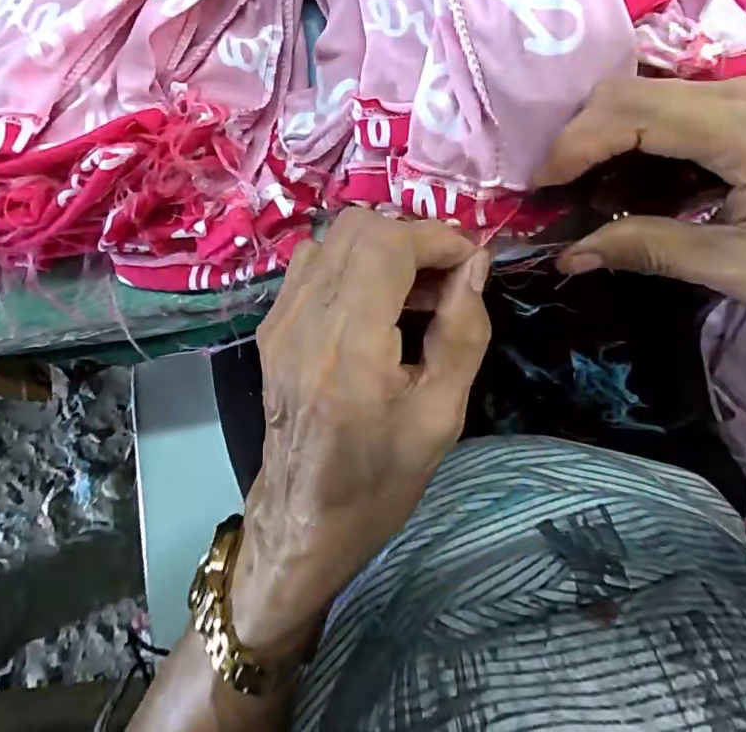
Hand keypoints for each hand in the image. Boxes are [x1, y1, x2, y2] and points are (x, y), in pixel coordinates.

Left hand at [231, 209, 491, 657]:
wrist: (302, 518)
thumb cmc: (379, 480)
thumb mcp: (441, 415)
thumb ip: (463, 330)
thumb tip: (474, 265)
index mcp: (349, 347)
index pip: (388, 245)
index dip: (436, 237)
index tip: (469, 260)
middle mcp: (304, 319)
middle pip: (357, 227)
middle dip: (411, 236)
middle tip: (445, 276)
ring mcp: (279, 319)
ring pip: (332, 237)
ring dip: (381, 246)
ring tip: (413, 290)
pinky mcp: (270, 325)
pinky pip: (312, 262)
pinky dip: (351, 261)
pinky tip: (374, 300)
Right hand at [536, 76, 745, 322]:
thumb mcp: (739, 268)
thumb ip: (648, 249)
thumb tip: (568, 255)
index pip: (636, 110)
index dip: (576, 144)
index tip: (542, 186)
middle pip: (632, 90)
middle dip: (580, 136)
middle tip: (558, 188)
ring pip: (646, 91)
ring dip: (604, 135)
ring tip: (588, 188)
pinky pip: (670, 104)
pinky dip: (634, 137)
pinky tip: (631, 178)